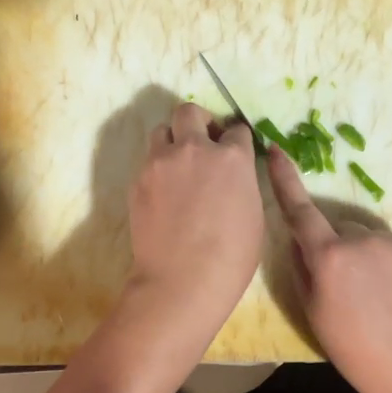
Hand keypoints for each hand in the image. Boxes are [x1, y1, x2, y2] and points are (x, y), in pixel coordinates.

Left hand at [124, 103, 264, 332]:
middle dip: (198, 121)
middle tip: (202, 143)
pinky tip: (164, 194)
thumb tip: (234, 177)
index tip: (234, 148)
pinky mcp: (138, 180)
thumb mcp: (254, 214)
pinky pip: (147, 162)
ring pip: (161, 131)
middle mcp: (194, 149)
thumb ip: (243, 183)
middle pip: (189, 112)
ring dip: (172, 141)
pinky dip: (158, 169)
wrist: (182, 281)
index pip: (236, 129)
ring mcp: (161, 162)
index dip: (236, 138)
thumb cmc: (232, 257)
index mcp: (232, 157)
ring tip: (178, 167)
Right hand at [266, 147, 391, 392]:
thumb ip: (302, 267)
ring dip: (374, 259)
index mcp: (329, 255)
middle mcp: (363, 238)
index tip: (274, 149)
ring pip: (376, 241)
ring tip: (383, 299)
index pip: (300, 209)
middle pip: (344, 231)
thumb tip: (299, 238)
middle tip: (351, 291)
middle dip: (342, 249)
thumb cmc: (354, 350)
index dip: (284, 179)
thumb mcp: (312, 312)